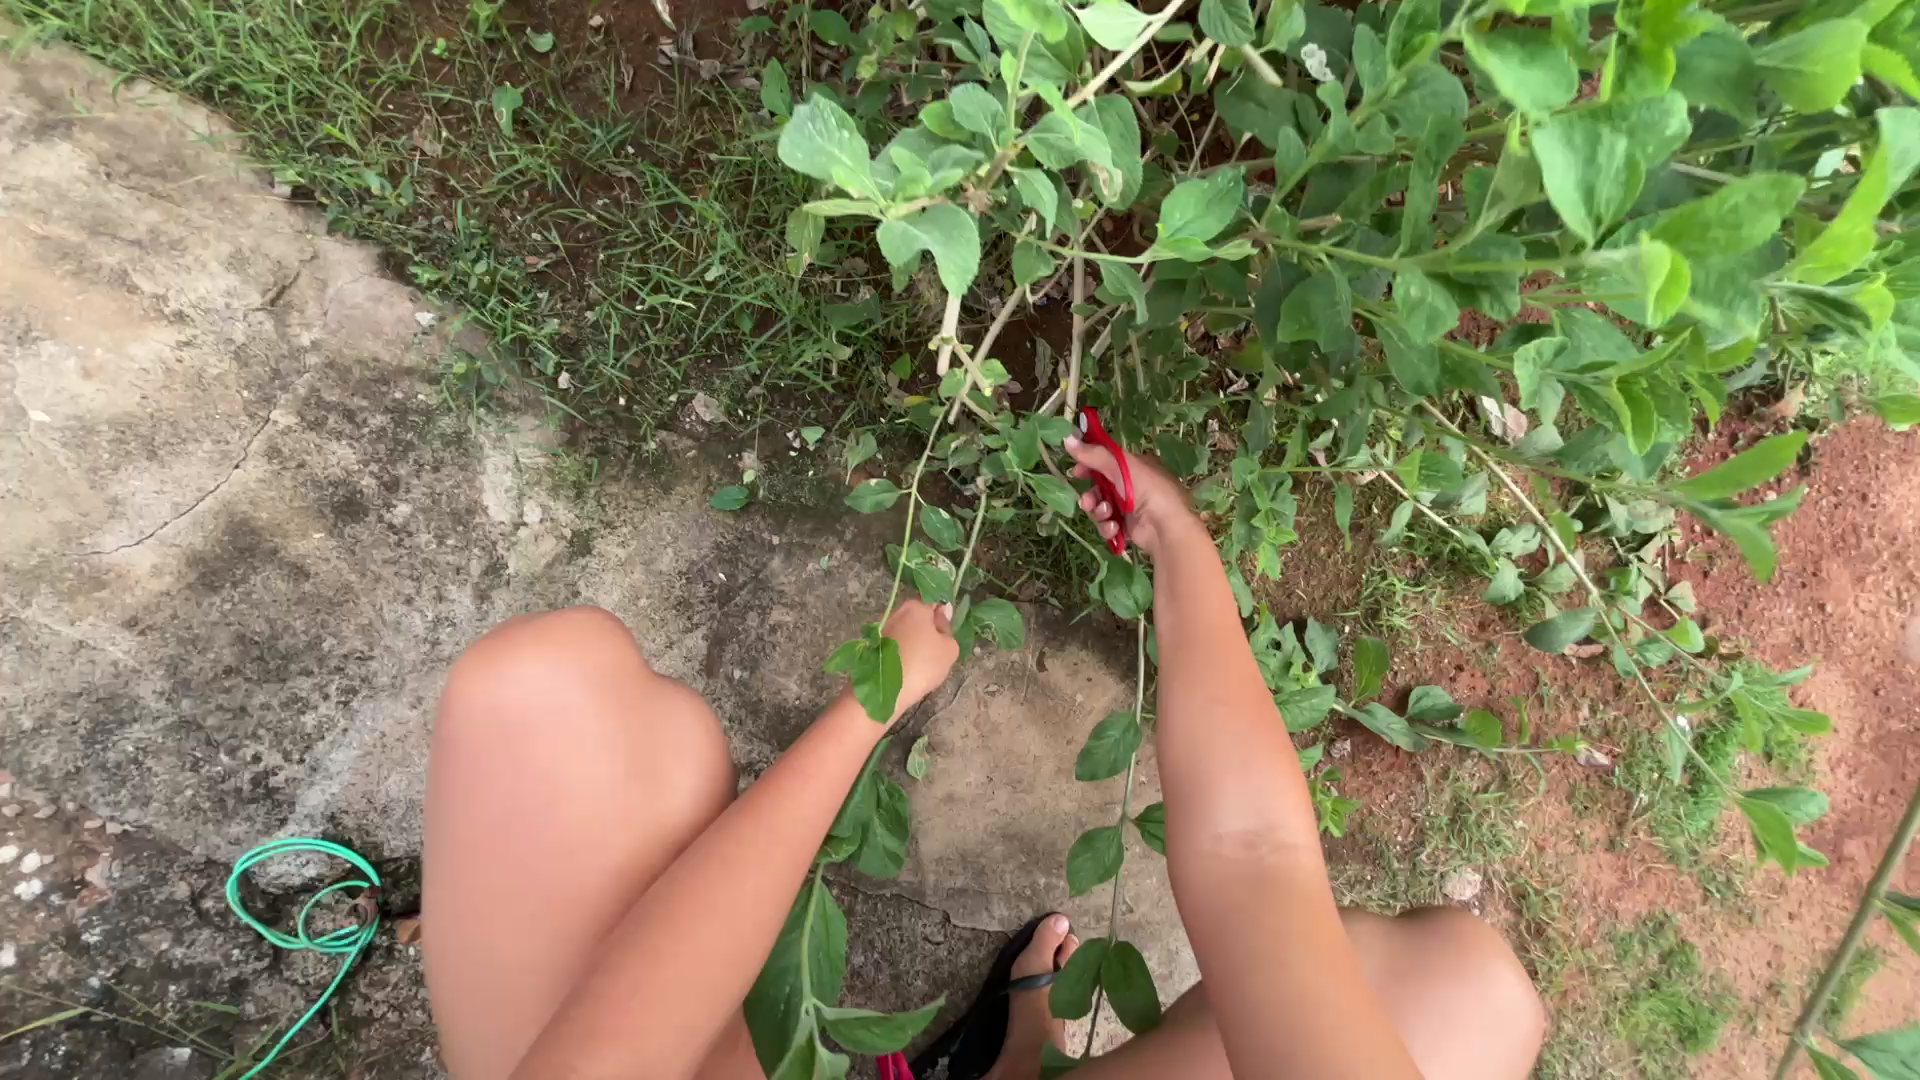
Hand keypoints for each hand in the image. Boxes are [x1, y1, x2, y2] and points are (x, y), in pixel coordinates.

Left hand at [882, 599, 959, 718]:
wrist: (885, 690)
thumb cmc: (923, 664)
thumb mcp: (949, 649)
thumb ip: (948, 629)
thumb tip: (943, 614)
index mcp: (915, 607)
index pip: (935, 604)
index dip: (943, 619)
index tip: (946, 637)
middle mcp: (896, 613)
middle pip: (919, 619)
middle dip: (928, 633)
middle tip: (936, 654)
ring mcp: (883, 630)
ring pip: (907, 634)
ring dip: (914, 645)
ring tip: (920, 667)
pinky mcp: (873, 647)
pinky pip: (896, 647)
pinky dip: (902, 656)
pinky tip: (907, 672)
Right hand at [1064, 434, 1197, 556]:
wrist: (1166, 527)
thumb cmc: (1147, 490)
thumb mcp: (1121, 467)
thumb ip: (1094, 455)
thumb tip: (1067, 439)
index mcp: (1136, 466)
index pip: (1106, 462)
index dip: (1089, 466)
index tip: (1076, 472)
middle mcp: (1133, 486)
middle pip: (1100, 488)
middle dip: (1091, 496)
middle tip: (1088, 502)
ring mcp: (1130, 508)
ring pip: (1101, 508)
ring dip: (1099, 512)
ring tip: (1107, 514)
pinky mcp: (1128, 527)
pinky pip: (1108, 525)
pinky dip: (1108, 527)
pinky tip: (1115, 528)